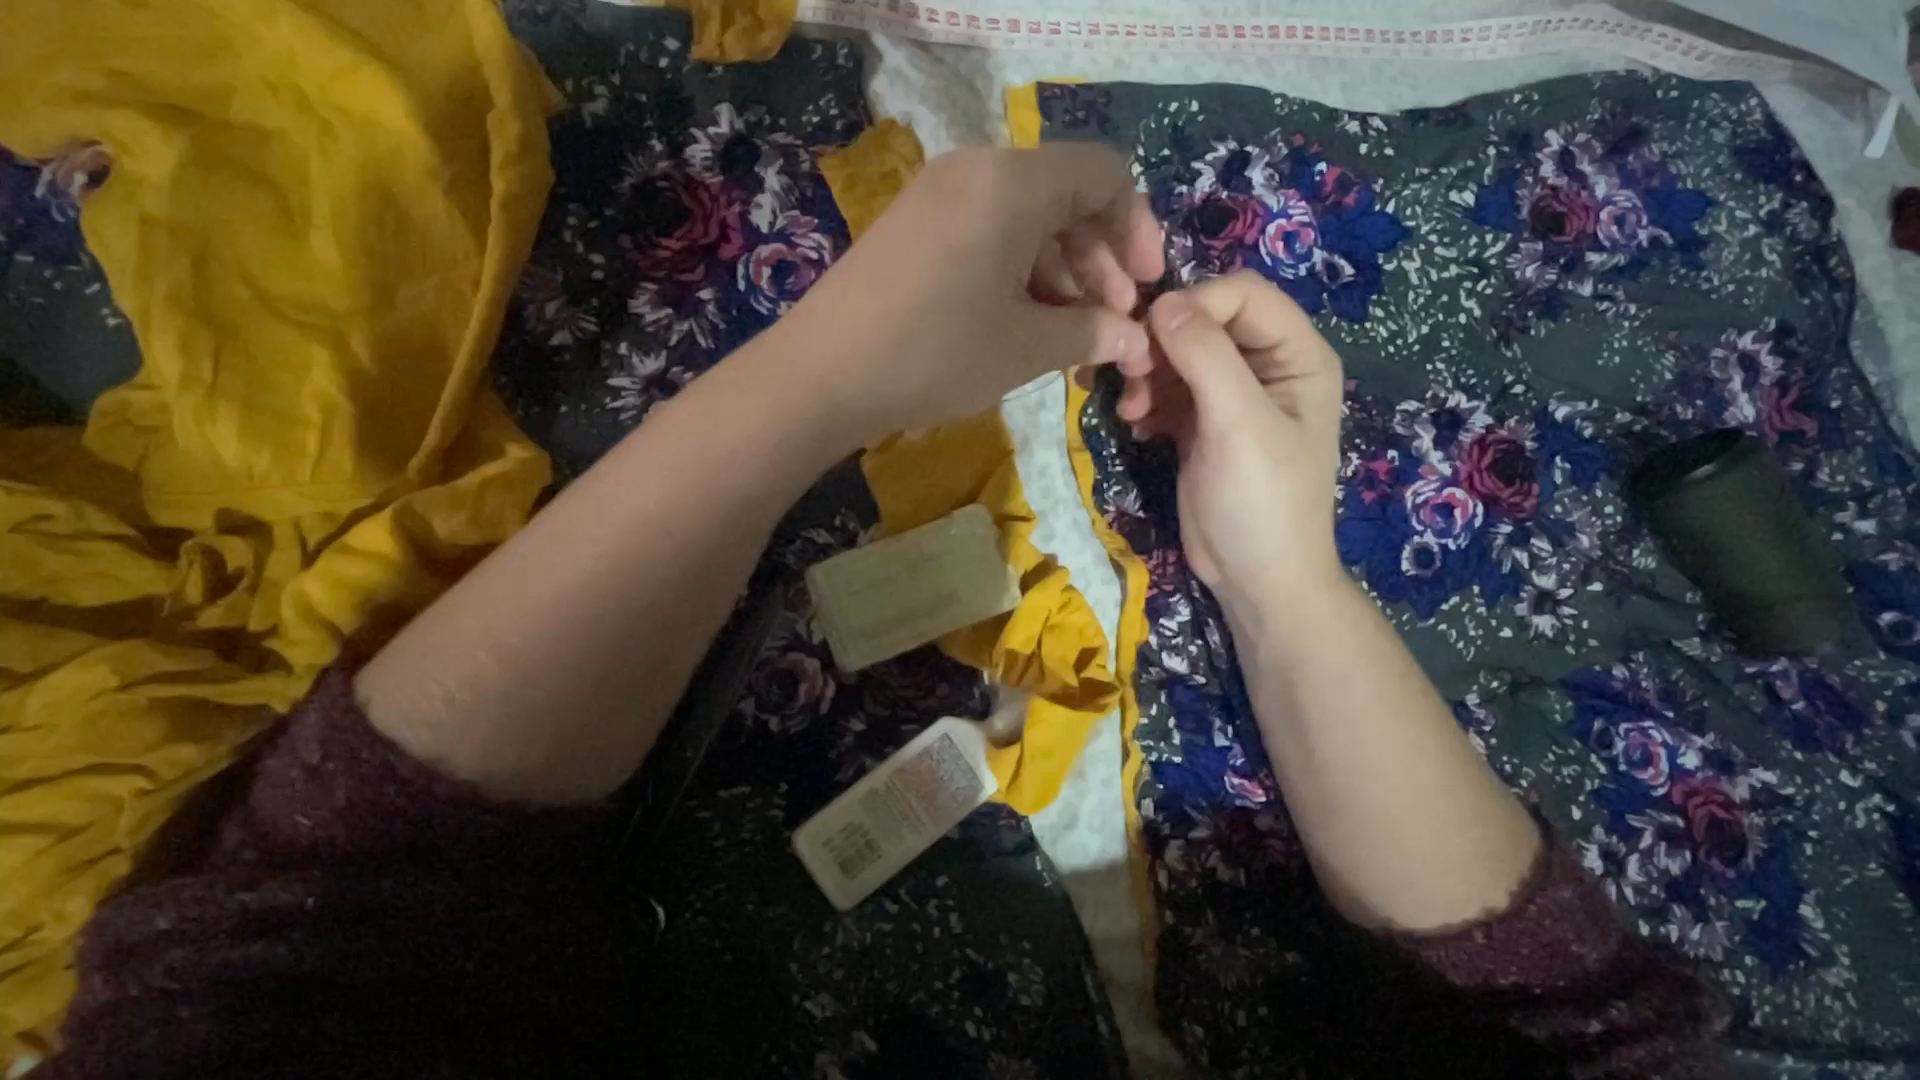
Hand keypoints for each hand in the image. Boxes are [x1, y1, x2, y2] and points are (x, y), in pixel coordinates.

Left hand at [777, 145, 1163, 441]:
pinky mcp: (913, 227)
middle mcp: (976, 171)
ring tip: (1071, 337)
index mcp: (1013, 182)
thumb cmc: (936, 354)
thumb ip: (1091, 333)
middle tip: (1111, 324)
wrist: (822, 374)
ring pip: (1025, 220)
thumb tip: (1134, 339)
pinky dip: (1017, 273)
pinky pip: (986, 234)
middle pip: (1065, 196)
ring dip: (1061, 275)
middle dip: (1100, 261)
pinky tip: (1024, 326)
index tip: (1146, 289)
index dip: (1138, 229)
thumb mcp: (1026, 347)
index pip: (1105, 174)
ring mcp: (938, 196)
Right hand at [1116, 271, 1346, 607]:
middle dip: (1163, 341)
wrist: (1257, 580)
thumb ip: (1205, 357)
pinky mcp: (1200, 424)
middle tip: (1131, 375)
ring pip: (1178, 354)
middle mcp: (1266, 367)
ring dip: (1147, 373)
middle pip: (1205, 320)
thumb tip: (1162, 302)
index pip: (1243, 295)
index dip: (1195, 303)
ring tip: (1131, 409)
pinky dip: (1146, 399)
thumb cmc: (1263, 502)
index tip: (1148, 335)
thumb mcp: (1239, 425)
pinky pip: (1166, 389)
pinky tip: (1135, 423)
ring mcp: (1230, 397)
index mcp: (1297, 356)